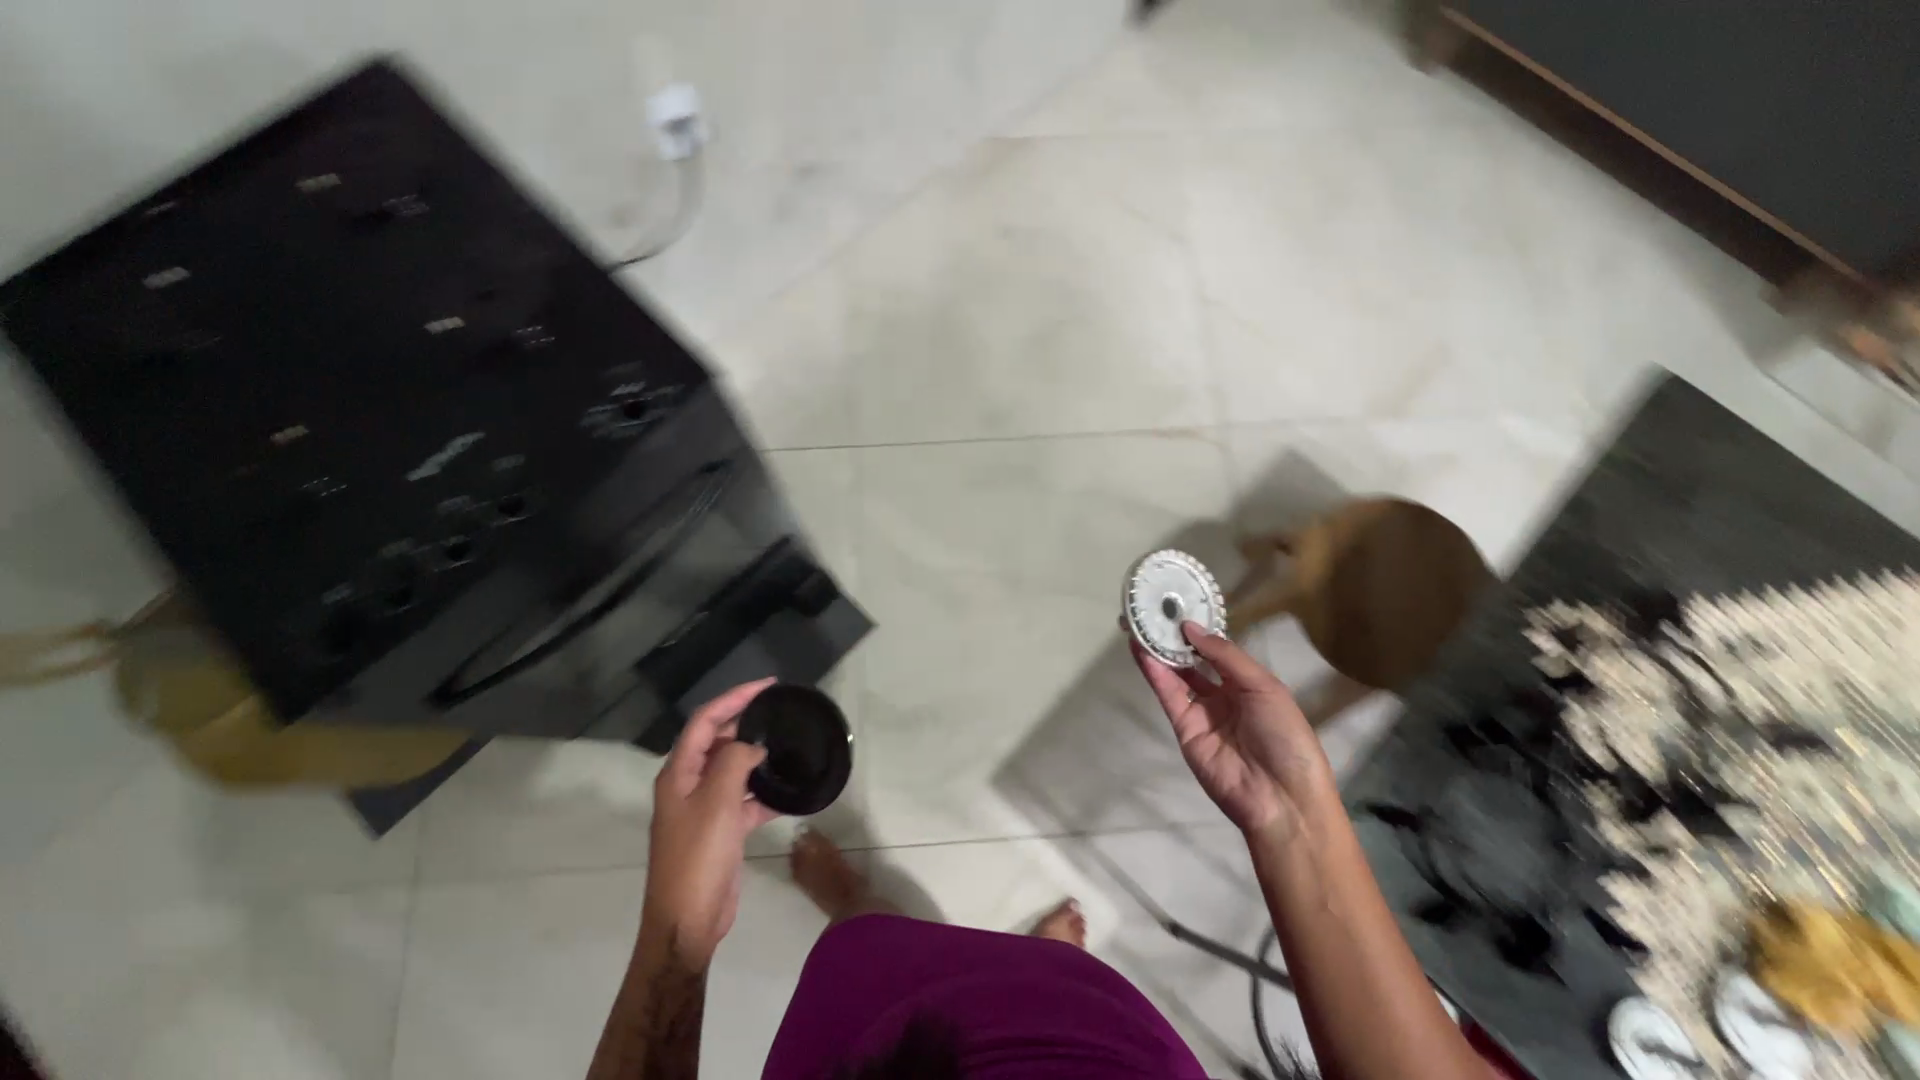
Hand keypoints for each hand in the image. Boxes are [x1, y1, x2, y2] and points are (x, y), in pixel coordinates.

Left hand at [643, 678, 779, 967]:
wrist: (688, 921)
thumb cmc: (698, 858)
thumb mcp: (717, 802)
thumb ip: (734, 763)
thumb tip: (752, 745)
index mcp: (678, 774)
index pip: (704, 721)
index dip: (733, 698)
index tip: (767, 686)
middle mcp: (687, 786)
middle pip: (716, 742)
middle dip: (745, 723)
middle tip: (780, 712)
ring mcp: (703, 810)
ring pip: (732, 771)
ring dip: (756, 758)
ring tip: (787, 746)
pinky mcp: (720, 832)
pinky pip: (743, 802)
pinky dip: (764, 795)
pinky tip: (789, 794)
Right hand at [1128, 622, 1334, 838]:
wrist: (1280, 796)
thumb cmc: (1285, 737)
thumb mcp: (1265, 688)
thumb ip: (1226, 657)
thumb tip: (1191, 628)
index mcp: (1250, 685)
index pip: (1218, 652)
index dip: (1200, 631)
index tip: (1180, 607)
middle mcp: (1224, 696)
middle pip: (1192, 662)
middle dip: (1173, 639)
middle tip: (1151, 611)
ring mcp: (1202, 713)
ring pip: (1176, 676)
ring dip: (1158, 651)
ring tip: (1138, 624)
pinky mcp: (1184, 730)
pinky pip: (1169, 696)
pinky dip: (1155, 673)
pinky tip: (1142, 651)